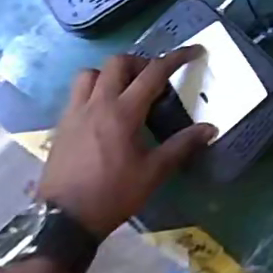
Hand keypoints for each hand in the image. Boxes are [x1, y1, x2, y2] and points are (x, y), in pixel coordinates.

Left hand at [36, 49, 216, 236]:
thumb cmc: (112, 195)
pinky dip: (94, 90)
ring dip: (111, 74)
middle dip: (140, 63)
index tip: (194, 51)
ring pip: (92, 73)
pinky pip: (77, 92)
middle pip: (119, 62)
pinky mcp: (62, 124)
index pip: (153, 72)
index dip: (176, 58)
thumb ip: (182, 146)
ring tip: (125, 91)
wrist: (63, 221)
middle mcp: (98, 103)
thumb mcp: (153, 173)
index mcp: (123, 112)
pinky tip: (103, 112)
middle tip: (154, 80)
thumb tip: (210, 129)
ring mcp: (76, 111)